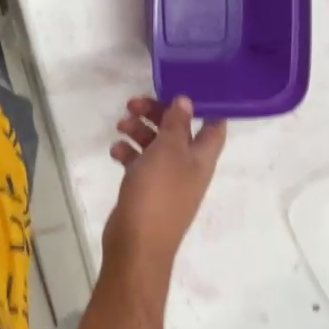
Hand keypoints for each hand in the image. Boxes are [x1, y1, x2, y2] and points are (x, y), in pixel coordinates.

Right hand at [102, 96, 226, 276]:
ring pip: (155, 143)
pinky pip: (138, 160)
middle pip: (177, 130)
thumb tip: (187, 101)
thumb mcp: (168, 152)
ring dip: (138, 130)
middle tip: (133, 103)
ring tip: (120, 126)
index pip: (213, 127)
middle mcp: (187, 166)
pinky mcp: (145, 187)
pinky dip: (127, 151)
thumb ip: (177, 124)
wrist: (137, 242)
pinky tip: (115, 151)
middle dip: (157, 113)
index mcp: (201, 158)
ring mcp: (166, 178)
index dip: (205, 106)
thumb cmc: (158, 193)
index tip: (184, 86)